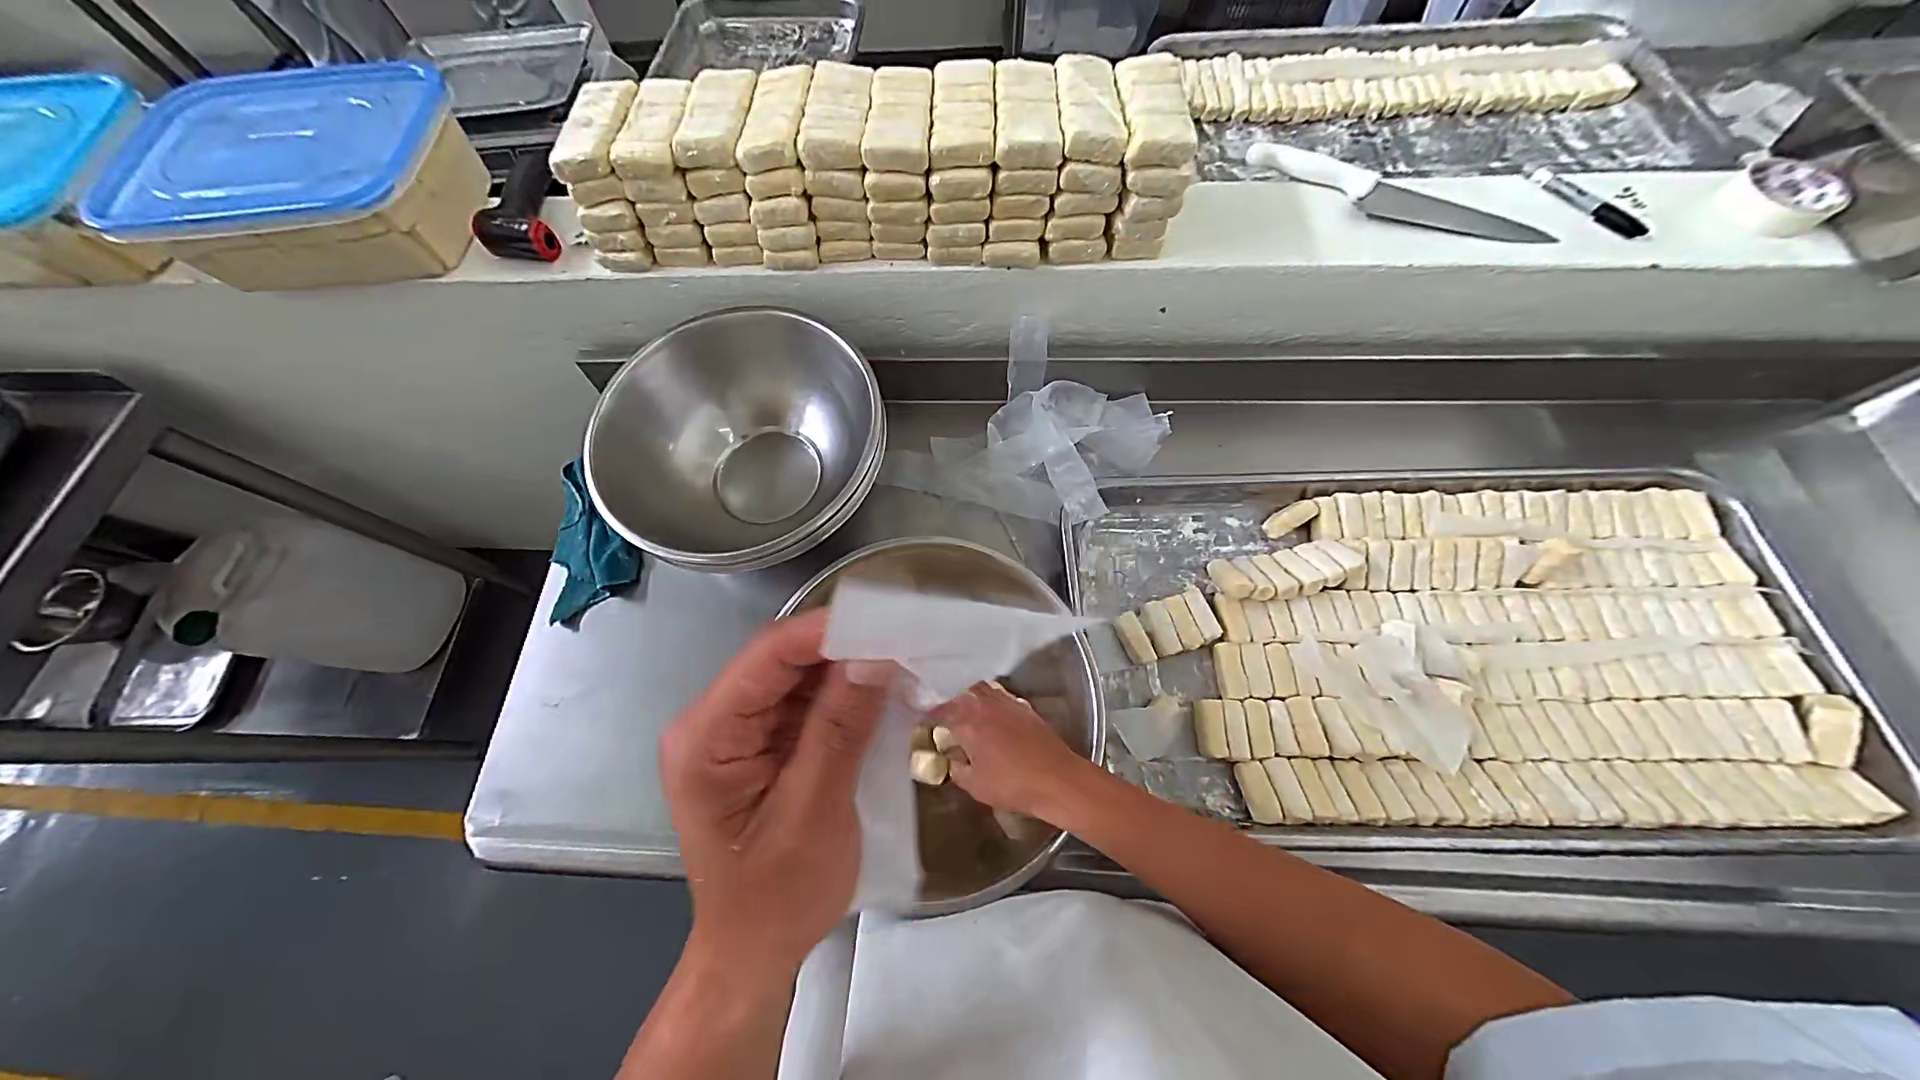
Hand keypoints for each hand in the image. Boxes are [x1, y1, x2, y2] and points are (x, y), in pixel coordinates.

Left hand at [659, 609, 891, 975]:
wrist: (754, 952)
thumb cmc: (777, 899)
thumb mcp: (814, 815)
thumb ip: (839, 730)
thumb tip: (874, 658)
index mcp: (706, 739)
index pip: (765, 658)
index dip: (823, 630)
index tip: (884, 618)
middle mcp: (713, 723)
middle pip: (781, 661)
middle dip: (843, 645)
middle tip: (905, 637)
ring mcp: (738, 731)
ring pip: (798, 675)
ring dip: (848, 666)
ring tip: (903, 657)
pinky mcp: (763, 742)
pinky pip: (806, 701)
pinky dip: (845, 693)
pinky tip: (881, 688)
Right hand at [933, 682, 1102, 823]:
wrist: (1058, 780)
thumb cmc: (1014, 785)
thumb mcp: (975, 785)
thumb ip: (956, 770)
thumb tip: (949, 763)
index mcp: (968, 722)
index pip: (939, 711)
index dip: (928, 716)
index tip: (923, 722)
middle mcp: (986, 705)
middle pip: (959, 693)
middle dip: (947, 702)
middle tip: (941, 715)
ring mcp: (1007, 703)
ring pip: (980, 689)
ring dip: (969, 696)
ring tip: (964, 711)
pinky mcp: (1024, 708)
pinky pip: (1000, 696)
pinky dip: (990, 701)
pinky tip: (992, 715)